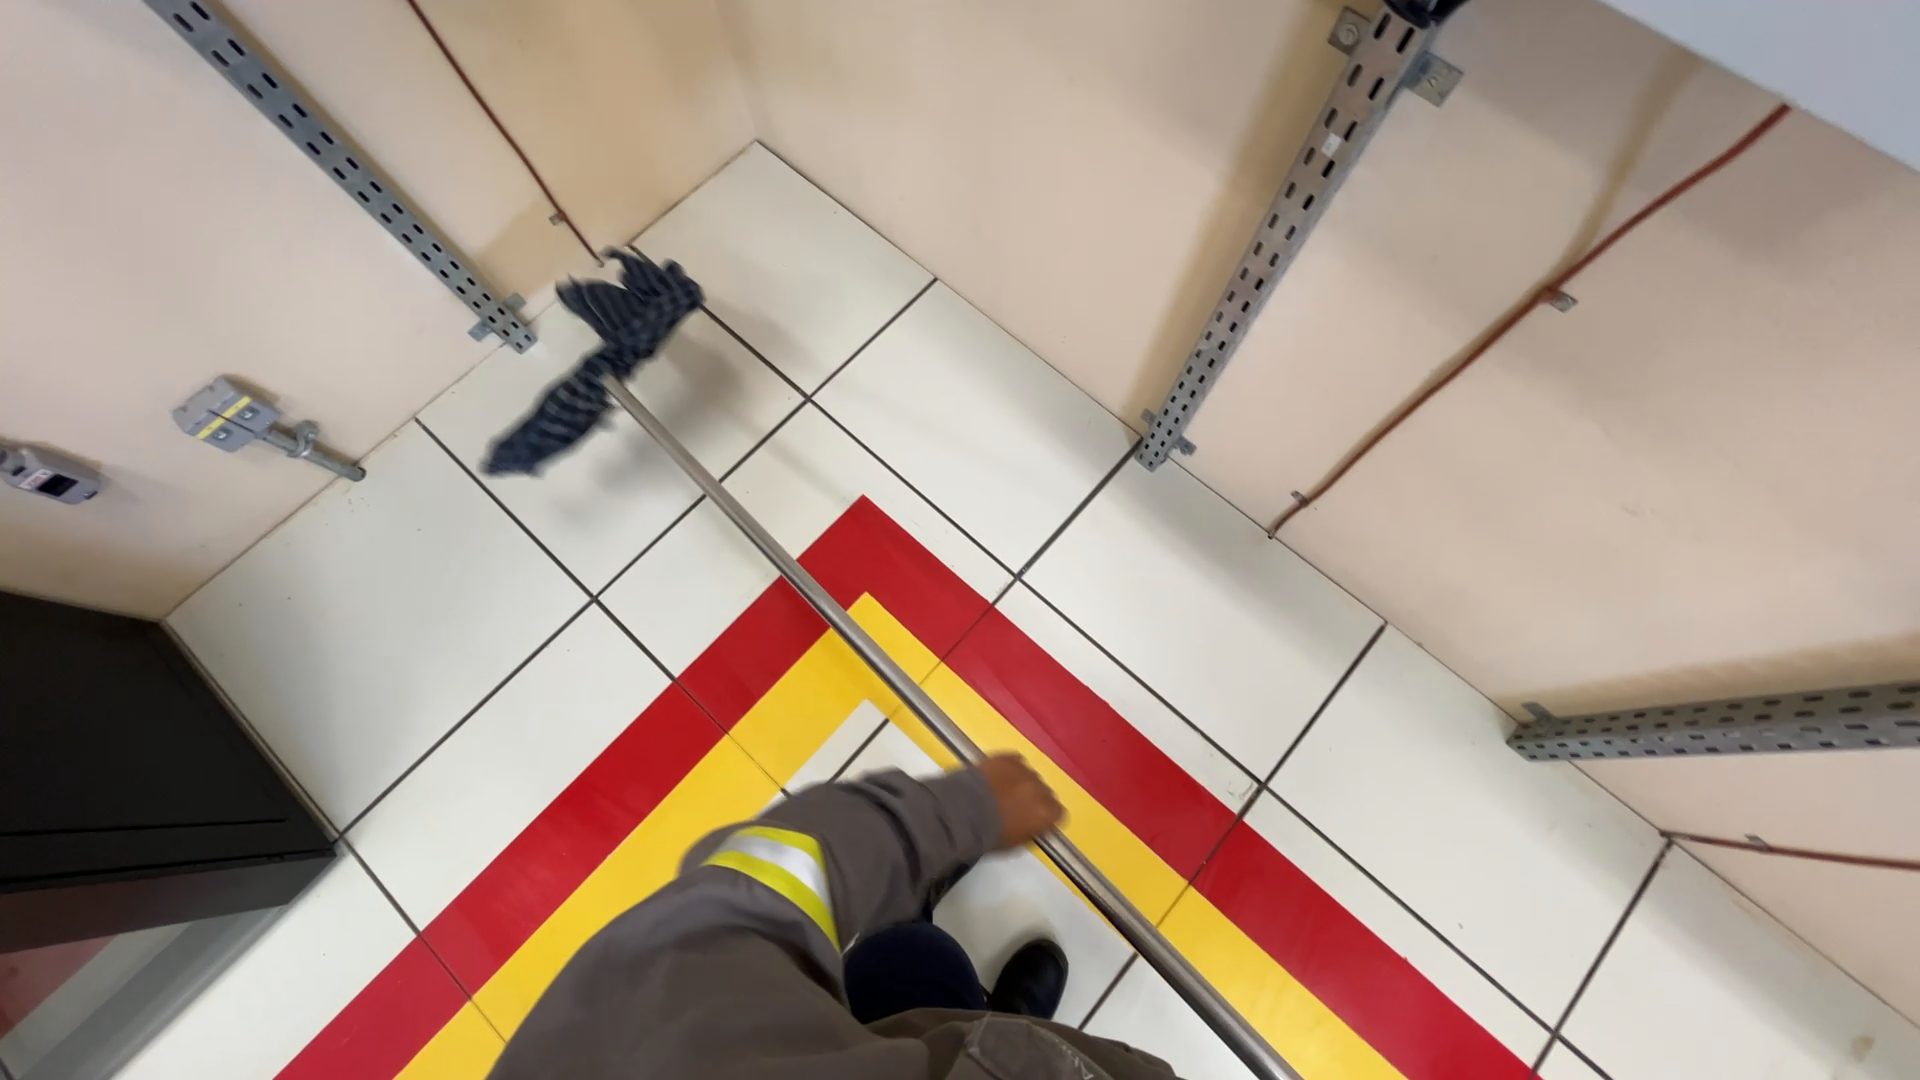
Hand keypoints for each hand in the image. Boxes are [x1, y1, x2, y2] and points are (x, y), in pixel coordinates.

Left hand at [979, 753, 1064, 850]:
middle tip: (1015, 805)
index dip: (1045, 815)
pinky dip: (1009, 768)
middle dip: (1033, 797)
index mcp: (1046, 812)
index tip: (1034, 818)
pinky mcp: (1008, 757)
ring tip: (1002, 789)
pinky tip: (997, 776)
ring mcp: (1024, 770)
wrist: (963, 811)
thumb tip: (1033, 822)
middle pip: (1044, 792)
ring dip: (1021, 782)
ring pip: (1030, 775)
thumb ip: (1032, 828)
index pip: (1058, 812)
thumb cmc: (989, 835)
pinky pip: (1016, 761)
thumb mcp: (1017, 841)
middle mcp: (1041, 789)